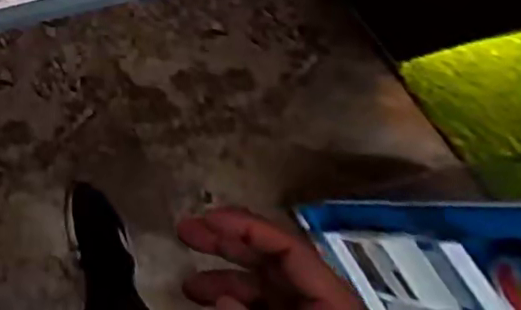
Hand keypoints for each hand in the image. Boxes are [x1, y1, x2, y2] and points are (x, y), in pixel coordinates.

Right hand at [177, 207, 361, 309]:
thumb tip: (220, 299)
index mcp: (334, 302)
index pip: (286, 246)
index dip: (244, 225)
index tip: (206, 219)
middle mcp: (322, 304)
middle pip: (270, 259)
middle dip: (225, 243)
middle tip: (185, 232)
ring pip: (262, 286)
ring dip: (223, 279)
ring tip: (189, 286)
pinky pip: (263, 309)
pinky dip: (235, 304)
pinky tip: (211, 307)